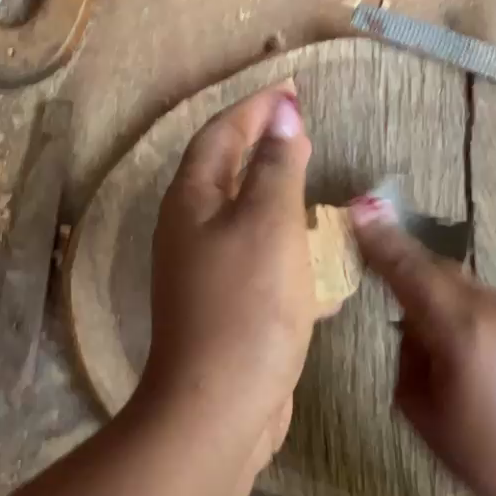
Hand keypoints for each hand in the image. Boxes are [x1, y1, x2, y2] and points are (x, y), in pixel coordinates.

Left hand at [145, 82, 314, 468]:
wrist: (218, 406)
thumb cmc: (247, 306)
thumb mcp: (268, 224)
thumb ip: (276, 166)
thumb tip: (281, 113)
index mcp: (190, 201)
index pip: (220, 134)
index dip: (254, 108)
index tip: (291, 88)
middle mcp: (187, 229)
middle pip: (221, 168)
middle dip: (258, 141)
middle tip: (299, 124)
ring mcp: (202, 269)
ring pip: (236, 211)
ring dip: (268, 186)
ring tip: (306, 172)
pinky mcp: (223, 304)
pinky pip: (251, 251)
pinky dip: (277, 235)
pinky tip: (308, 247)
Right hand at [349, 195, 495, 495]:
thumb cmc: (472, 450)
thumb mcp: (415, 400)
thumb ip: (408, 344)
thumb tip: (410, 316)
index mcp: (461, 330)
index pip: (410, 272)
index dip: (380, 242)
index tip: (355, 211)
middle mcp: (492, 306)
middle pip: (433, 266)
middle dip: (399, 255)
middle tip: (365, 235)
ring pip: (454, 278)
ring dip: (424, 280)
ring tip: (399, 293)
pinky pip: (473, 293)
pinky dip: (449, 296)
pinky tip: (436, 319)